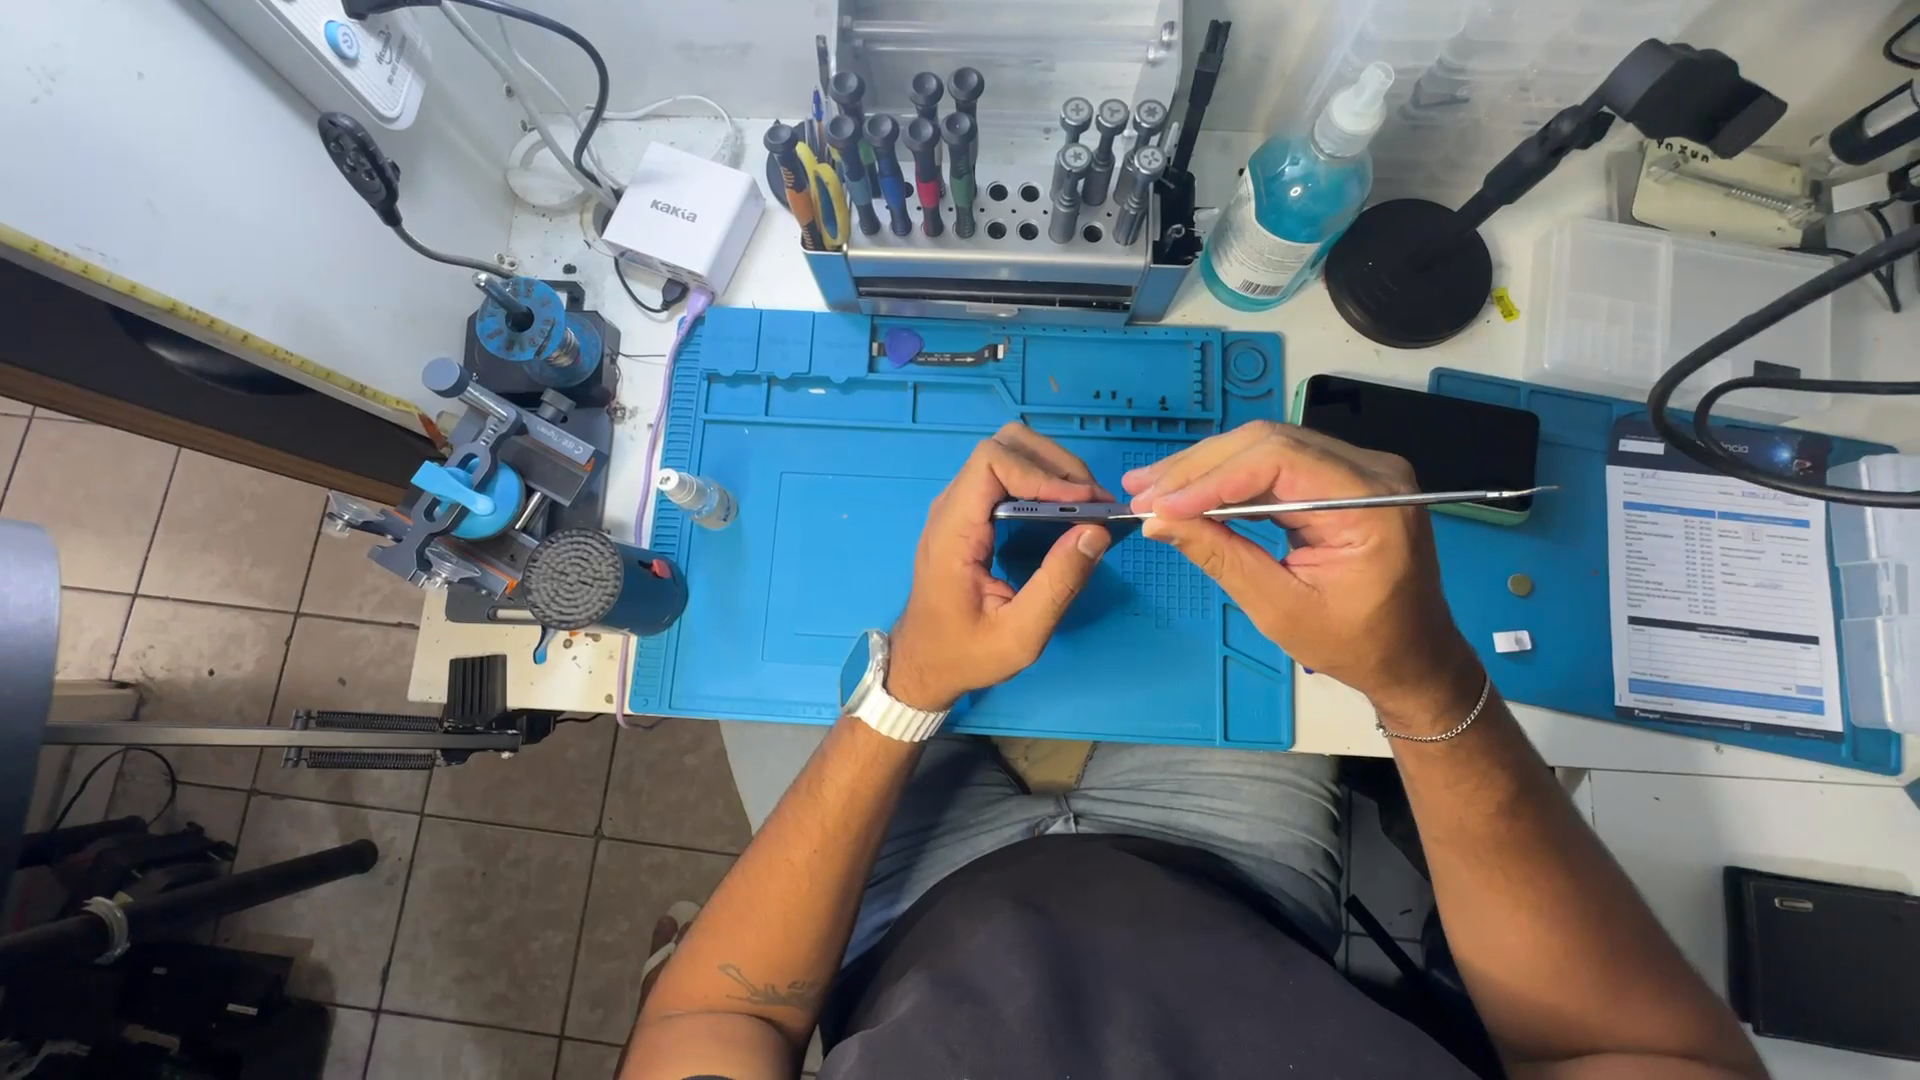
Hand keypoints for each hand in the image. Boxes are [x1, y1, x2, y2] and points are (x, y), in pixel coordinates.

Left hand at [888, 424, 1113, 711]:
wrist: (923, 663)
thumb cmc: (965, 654)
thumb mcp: (1019, 635)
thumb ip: (1057, 584)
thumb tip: (1095, 532)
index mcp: (953, 531)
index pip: (991, 461)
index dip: (1041, 472)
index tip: (1081, 503)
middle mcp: (951, 507)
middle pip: (1003, 444)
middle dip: (1054, 463)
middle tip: (1093, 501)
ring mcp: (959, 506)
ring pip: (1007, 452)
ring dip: (1052, 468)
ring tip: (1087, 504)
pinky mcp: (970, 514)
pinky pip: (1007, 475)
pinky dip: (1042, 481)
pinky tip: (1067, 507)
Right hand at [1123, 421, 1481, 732]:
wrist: (1412, 656)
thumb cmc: (1355, 644)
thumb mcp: (1280, 608)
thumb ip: (1220, 556)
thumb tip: (1158, 521)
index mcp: (1371, 503)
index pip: (1278, 461)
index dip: (1210, 478)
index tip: (1157, 505)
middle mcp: (1370, 470)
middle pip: (1268, 443)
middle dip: (1197, 467)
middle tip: (1139, 490)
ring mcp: (1358, 469)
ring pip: (1266, 446)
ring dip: (1204, 468)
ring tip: (1150, 487)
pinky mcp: (1342, 477)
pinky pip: (1276, 463)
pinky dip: (1228, 478)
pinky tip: (1189, 489)